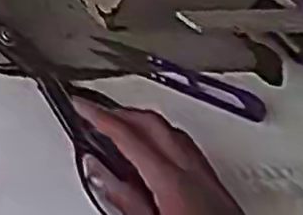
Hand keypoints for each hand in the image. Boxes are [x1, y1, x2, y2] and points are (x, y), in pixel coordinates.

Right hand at [70, 101, 242, 214]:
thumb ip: (125, 198)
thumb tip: (100, 169)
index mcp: (171, 179)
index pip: (127, 133)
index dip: (97, 114)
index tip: (79, 104)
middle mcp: (193, 172)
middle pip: (151, 123)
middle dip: (120, 112)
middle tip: (96, 114)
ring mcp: (211, 181)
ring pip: (172, 132)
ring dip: (144, 123)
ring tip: (123, 127)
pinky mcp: (222, 192)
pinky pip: (189, 148)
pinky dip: (166, 138)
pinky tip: (159, 149)